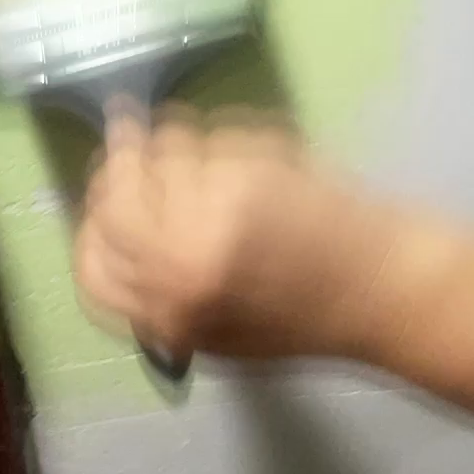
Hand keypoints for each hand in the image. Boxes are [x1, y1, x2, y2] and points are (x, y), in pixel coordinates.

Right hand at [74, 110, 458, 362]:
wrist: (384, 295)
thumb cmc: (305, 322)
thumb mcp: (218, 338)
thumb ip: (159, 302)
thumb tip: (112, 242)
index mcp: (167, 316)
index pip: (91, 265)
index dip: (89, 231)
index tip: (102, 205)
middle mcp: (176, 267)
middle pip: (110, 196)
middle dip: (120, 165)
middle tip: (133, 145)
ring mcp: (210, 216)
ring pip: (160, 148)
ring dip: (181, 145)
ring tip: (218, 162)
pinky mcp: (249, 177)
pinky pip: (213, 135)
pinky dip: (233, 139)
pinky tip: (266, 167)